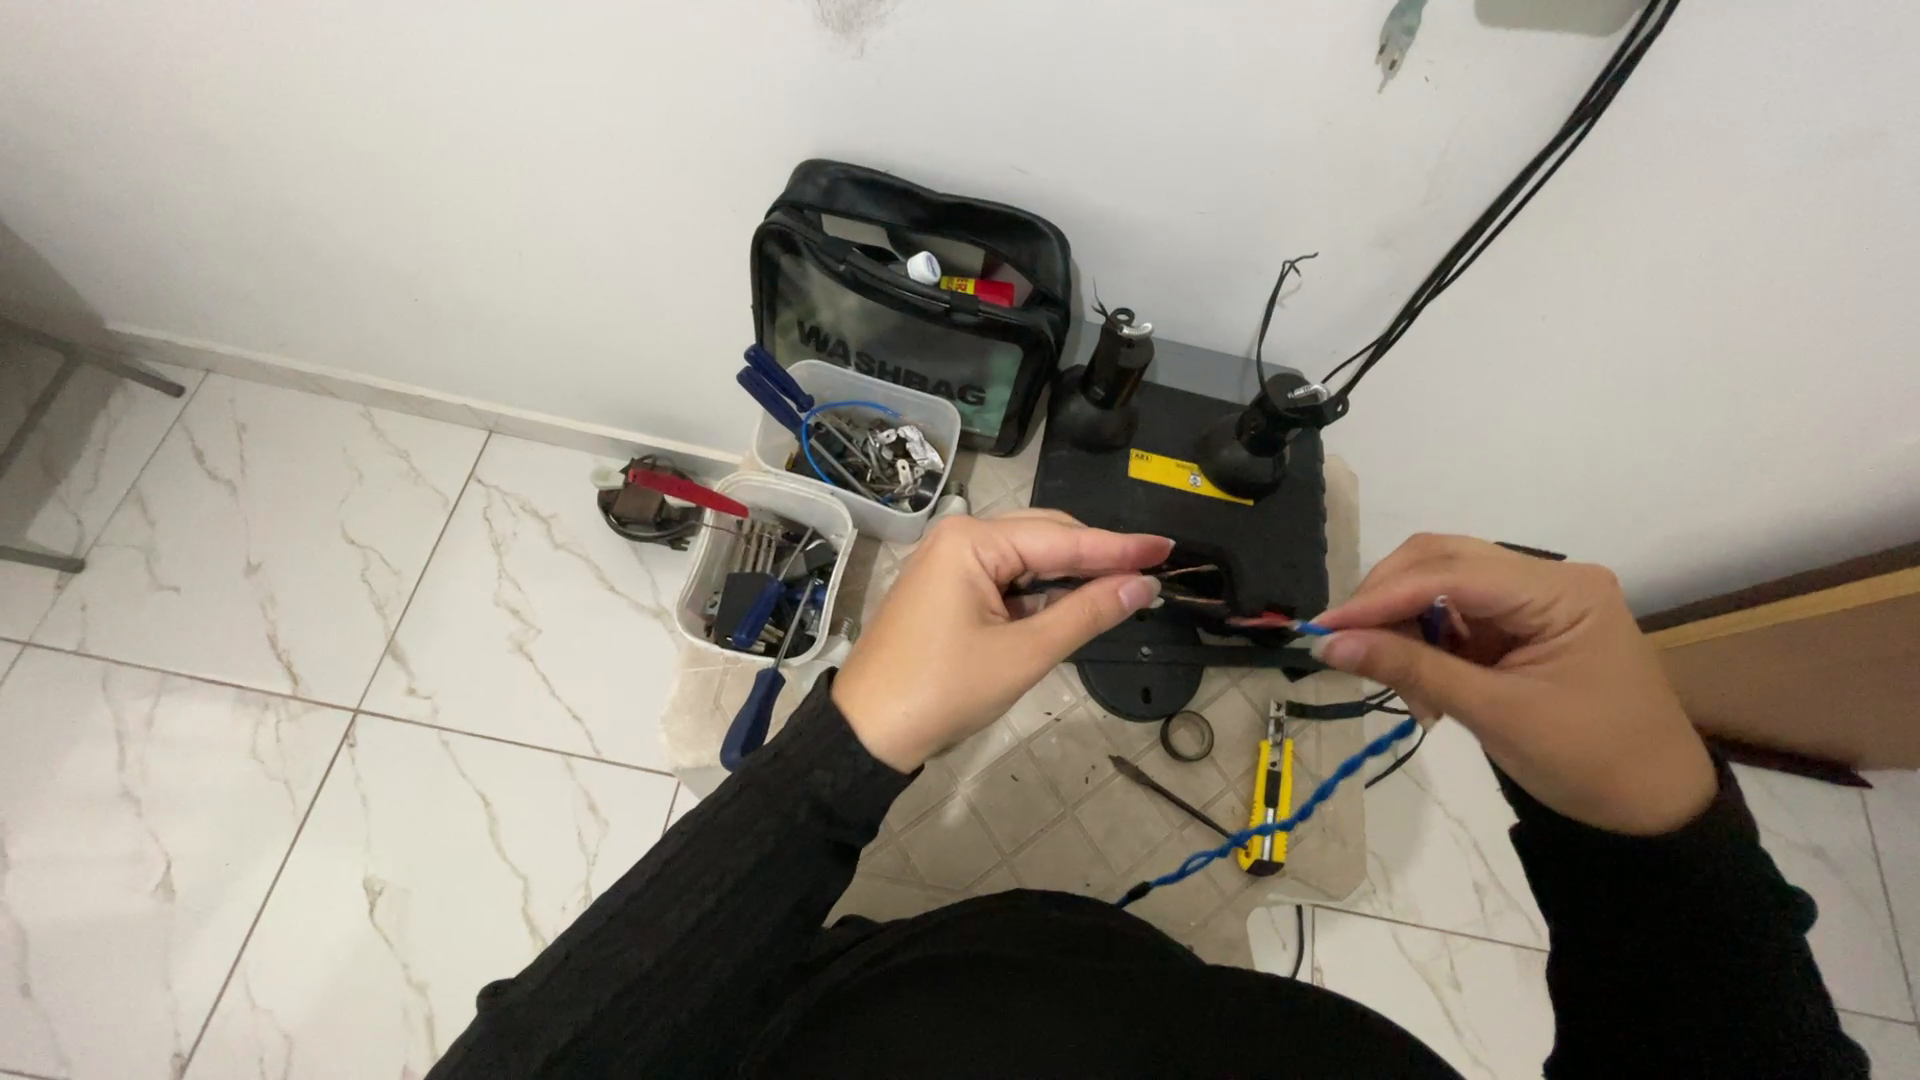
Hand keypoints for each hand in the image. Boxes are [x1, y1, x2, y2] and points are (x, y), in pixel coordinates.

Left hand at [833, 511, 1171, 772]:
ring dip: (1068, 574)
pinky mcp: (945, 589)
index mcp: (972, 541)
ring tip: (1121, 584)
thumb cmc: (945, 690)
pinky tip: (1071, 600)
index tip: (1165, 547)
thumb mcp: (1024, 653)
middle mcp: (959, 538)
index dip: (1118, 546)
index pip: (1061, 538)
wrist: (868, 732)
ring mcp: (948, 562)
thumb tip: (1142, 585)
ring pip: (1024, 558)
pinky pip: (1004, 579)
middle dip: (1094, 556)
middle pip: (1042, 536)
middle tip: (1148, 570)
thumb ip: (1086, 613)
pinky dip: (1038, 591)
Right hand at [1310, 534, 1715, 835]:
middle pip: (1438, 560)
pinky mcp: (1514, 623)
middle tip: (1346, 644)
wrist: (1650, 809)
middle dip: (1384, 599)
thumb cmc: (1589, 761)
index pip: (1449, 573)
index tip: (1325, 628)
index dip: (1380, 597)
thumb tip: (1327, 643)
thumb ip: (1409, 669)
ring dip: (1399, 623)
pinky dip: (1418, 642)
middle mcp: (1545, 580)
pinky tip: (1418, 685)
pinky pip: (1446, 613)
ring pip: (1434, 582)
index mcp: (1561, 592)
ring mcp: (1529, 600)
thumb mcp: (1494, 713)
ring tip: (1396, 682)